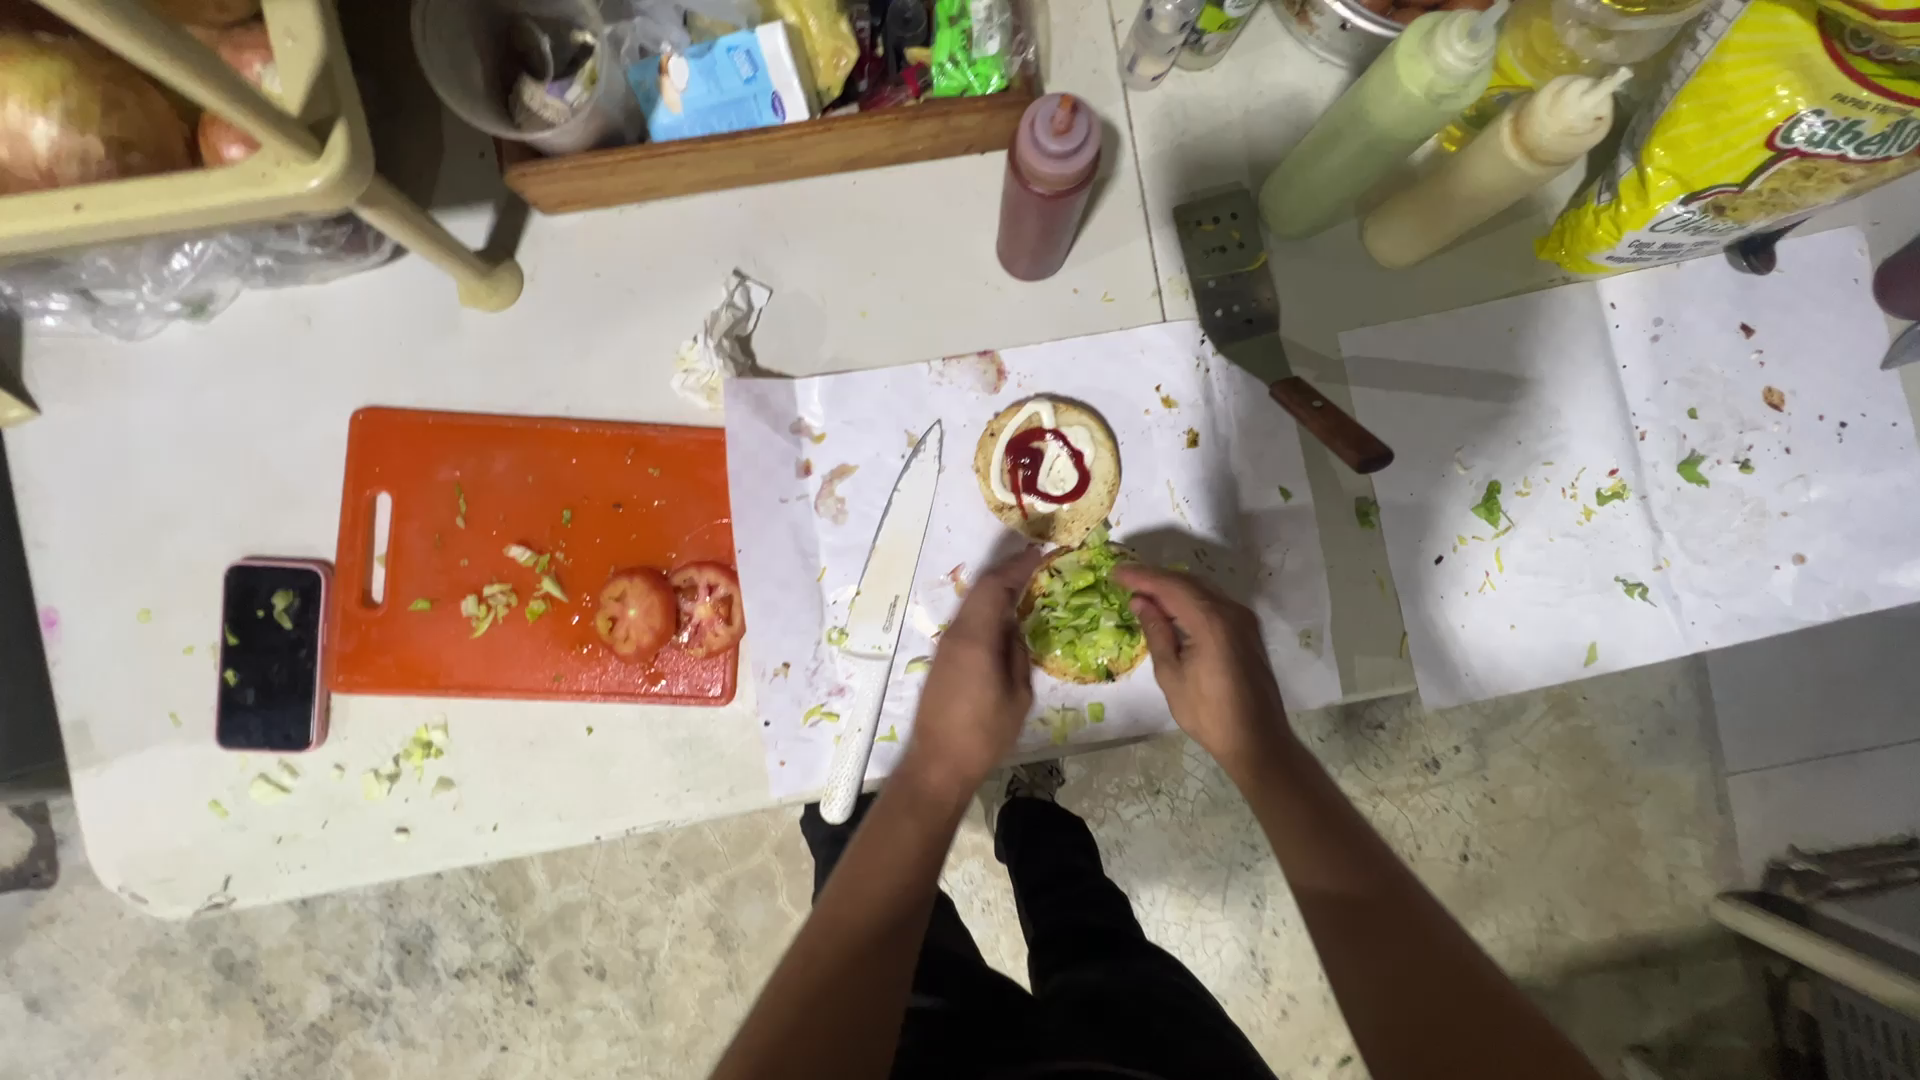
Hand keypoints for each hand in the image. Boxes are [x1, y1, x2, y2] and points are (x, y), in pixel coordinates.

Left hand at [897, 549, 1045, 801]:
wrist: (938, 763)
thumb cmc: (984, 734)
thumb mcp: (1018, 695)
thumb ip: (1018, 654)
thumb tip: (1014, 629)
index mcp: (975, 638)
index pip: (995, 587)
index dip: (1017, 566)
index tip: (1039, 554)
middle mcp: (955, 634)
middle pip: (979, 590)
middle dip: (1006, 572)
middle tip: (1033, 563)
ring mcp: (945, 647)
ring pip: (971, 605)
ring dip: (994, 591)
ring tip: (1021, 584)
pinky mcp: (941, 660)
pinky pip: (966, 622)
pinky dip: (985, 609)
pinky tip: (1002, 617)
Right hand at [1112, 564, 1291, 772]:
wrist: (1256, 739)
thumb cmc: (1208, 713)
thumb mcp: (1171, 674)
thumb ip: (1156, 632)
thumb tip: (1140, 602)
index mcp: (1211, 622)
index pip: (1170, 586)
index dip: (1141, 577)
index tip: (1115, 573)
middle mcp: (1231, 612)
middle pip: (1188, 583)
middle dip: (1155, 579)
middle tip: (1125, 581)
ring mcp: (1243, 619)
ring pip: (1202, 590)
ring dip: (1172, 588)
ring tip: (1142, 593)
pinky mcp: (1247, 630)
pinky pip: (1213, 603)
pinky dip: (1189, 600)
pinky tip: (1171, 609)